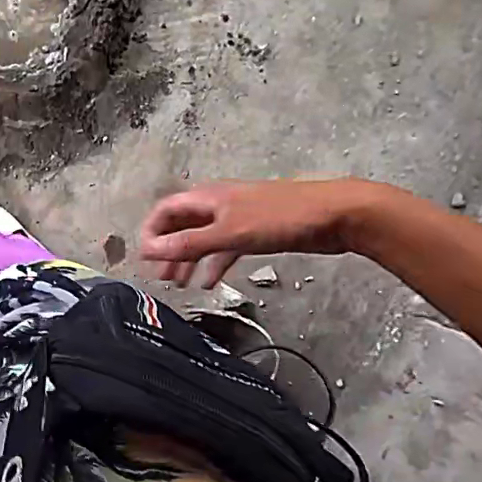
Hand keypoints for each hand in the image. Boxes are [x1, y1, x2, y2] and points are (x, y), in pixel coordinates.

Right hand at [137, 178, 396, 287]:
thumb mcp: (229, 233)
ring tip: (179, 283)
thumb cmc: (281, 218)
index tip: (144, 258)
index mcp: (207, 198)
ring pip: (201, 239)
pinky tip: (210, 282)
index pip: (165, 210)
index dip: (150, 232)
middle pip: (181, 226)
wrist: (337, 215)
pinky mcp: (254, 232)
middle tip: (159, 276)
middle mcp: (217, 205)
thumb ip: (188, 243)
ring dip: (188, 260)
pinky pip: (224, 248)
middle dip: (167, 250)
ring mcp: (236, 218)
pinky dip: (214, 264)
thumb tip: (150, 250)